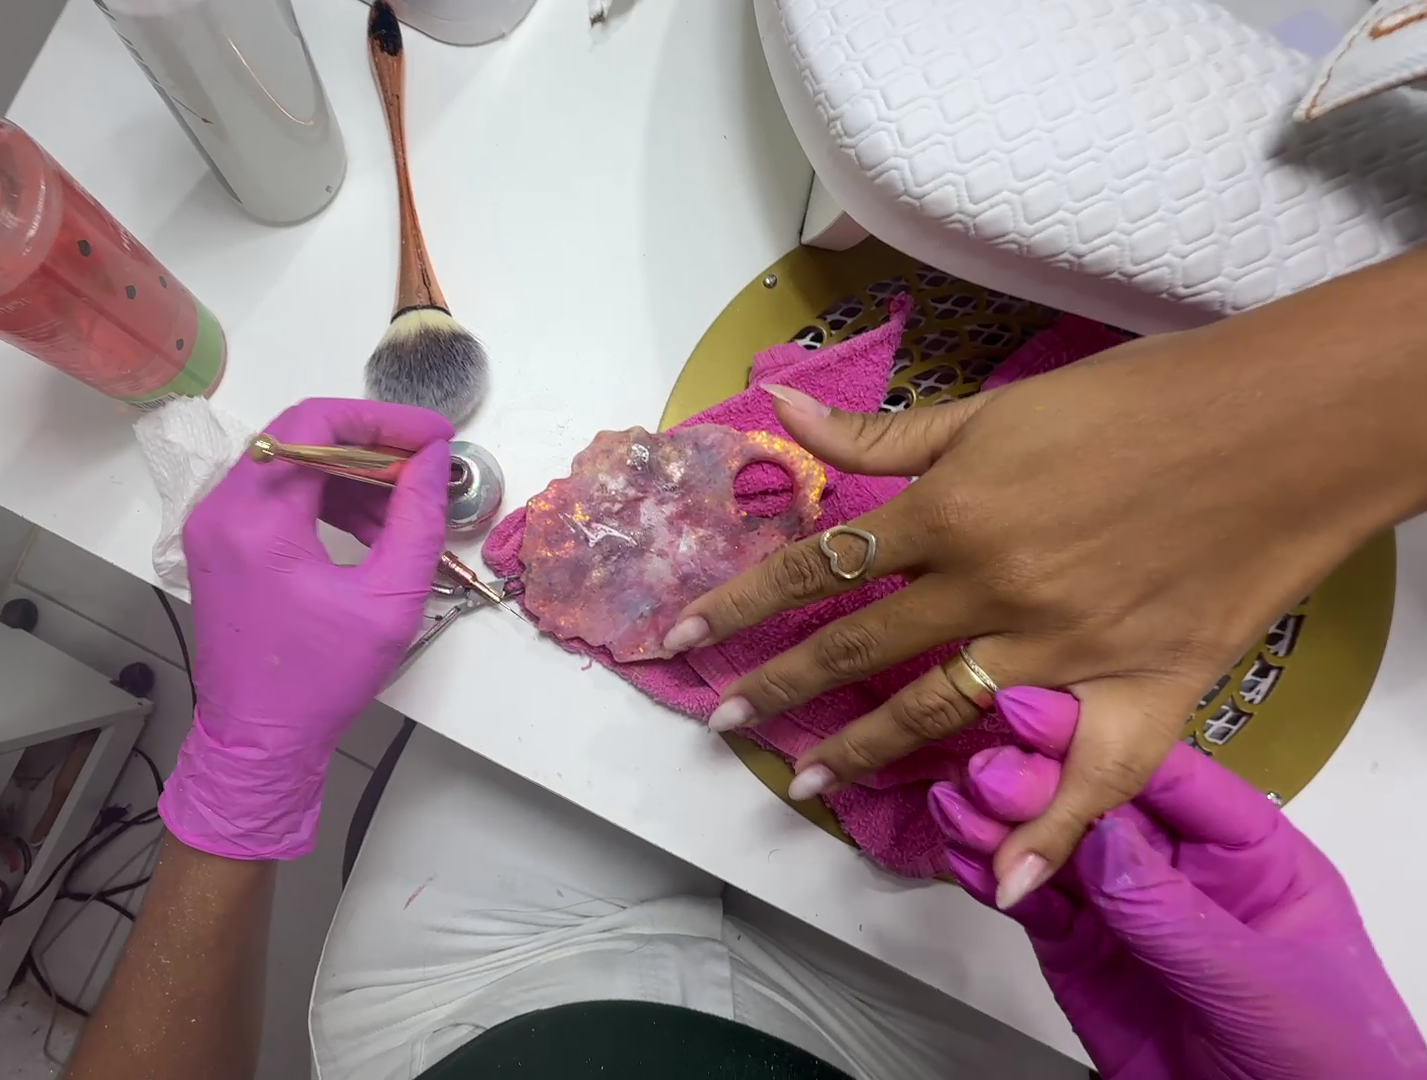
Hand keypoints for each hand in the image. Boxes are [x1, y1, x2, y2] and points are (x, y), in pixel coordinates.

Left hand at [160, 398, 452, 859]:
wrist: (259, 742)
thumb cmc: (323, 680)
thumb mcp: (389, 601)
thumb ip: (417, 521)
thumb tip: (433, 460)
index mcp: (254, 521)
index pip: (313, 425)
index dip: (382, 420)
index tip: (434, 437)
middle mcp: (221, 510)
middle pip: (301, 438)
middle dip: (372, 447)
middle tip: (425, 469)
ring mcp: (215, 527)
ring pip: (292, 465)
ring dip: (354, 477)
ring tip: (404, 513)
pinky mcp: (223, 545)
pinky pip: (280, 497)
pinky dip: (328, 501)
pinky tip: (371, 531)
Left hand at [665, 250, 1426, 897]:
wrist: (1303, 418)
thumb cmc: (1133, 401)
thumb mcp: (986, 409)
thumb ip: (871, 432)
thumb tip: (774, 408)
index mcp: (947, 516)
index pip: (812, 570)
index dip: (737, 606)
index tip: (681, 640)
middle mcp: (991, 588)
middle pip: (856, 649)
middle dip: (779, 687)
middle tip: (721, 720)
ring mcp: (1067, 647)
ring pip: (939, 711)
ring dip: (864, 752)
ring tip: (803, 785)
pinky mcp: (1150, 687)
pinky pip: (1092, 773)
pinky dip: (1050, 829)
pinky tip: (1003, 880)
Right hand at [931, 687, 1425, 1079]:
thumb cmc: (1324, 1070)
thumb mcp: (1261, 986)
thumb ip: (1169, 908)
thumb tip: (1091, 830)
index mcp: (1240, 851)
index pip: (1160, 773)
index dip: (1091, 737)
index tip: (1023, 708)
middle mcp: (1166, 860)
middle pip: (1083, 799)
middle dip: (1029, 784)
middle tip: (982, 778)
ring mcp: (1111, 899)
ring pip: (1038, 841)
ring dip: (989, 823)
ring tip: (950, 812)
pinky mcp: (1068, 939)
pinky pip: (1020, 896)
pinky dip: (981, 874)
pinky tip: (956, 857)